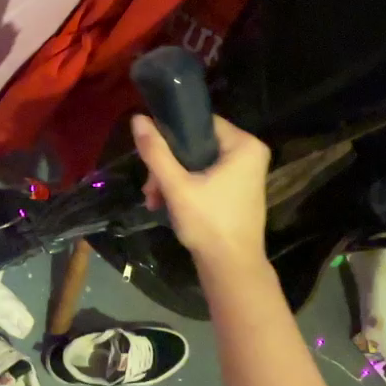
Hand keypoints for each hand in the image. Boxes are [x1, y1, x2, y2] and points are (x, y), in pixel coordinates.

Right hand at [130, 113, 270, 269]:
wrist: (230, 267)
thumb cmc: (208, 222)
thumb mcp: (176, 185)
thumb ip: (156, 152)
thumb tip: (137, 118)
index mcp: (243, 145)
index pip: (200, 123)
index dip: (171, 135)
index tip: (150, 155)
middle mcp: (248, 154)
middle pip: (195, 146)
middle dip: (166, 166)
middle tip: (150, 188)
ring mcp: (242, 174)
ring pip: (195, 164)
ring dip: (169, 180)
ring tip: (154, 200)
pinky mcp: (234, 190)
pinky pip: (202, 177)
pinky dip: (182, 189)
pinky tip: (164, 204)